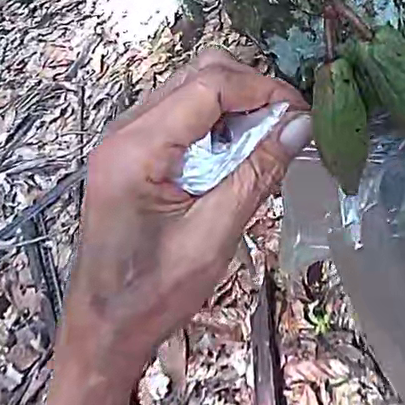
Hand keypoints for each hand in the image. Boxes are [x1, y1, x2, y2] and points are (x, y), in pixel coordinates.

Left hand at [30, 50, 310, 404]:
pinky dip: (218, 117)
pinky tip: (238, 148)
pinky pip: (182, 110)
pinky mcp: (132, 149)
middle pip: (199, 73)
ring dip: (236, 101)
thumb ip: (257, 174)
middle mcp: (125, 129)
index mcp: (137, 148)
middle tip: (289, 123)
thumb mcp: (213, 237)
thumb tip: (301, 125)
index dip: (263, 89)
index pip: (209, 86)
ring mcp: (125, 136)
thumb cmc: (153, 294)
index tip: (301, 114)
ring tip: (269, 136)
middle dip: (252, 88)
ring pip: (192, 85)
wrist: (102, 331)